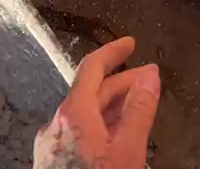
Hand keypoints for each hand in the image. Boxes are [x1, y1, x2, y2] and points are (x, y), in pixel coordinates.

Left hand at [33, 37, 160, 168]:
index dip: (113, 51)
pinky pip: (78, 135)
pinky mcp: (51, 167)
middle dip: (121, 82)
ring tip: (137, 106)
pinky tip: (116, 137)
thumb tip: (150, 74)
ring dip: (111, 106)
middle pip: (90, 91)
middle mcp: (55, 126)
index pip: (93, 68)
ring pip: (84, 115)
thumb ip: (139, 109)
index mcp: (72, 114)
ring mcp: (50, 149)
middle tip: (148, 79)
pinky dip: (100, 126)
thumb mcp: (127, 151)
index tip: (131, 43)